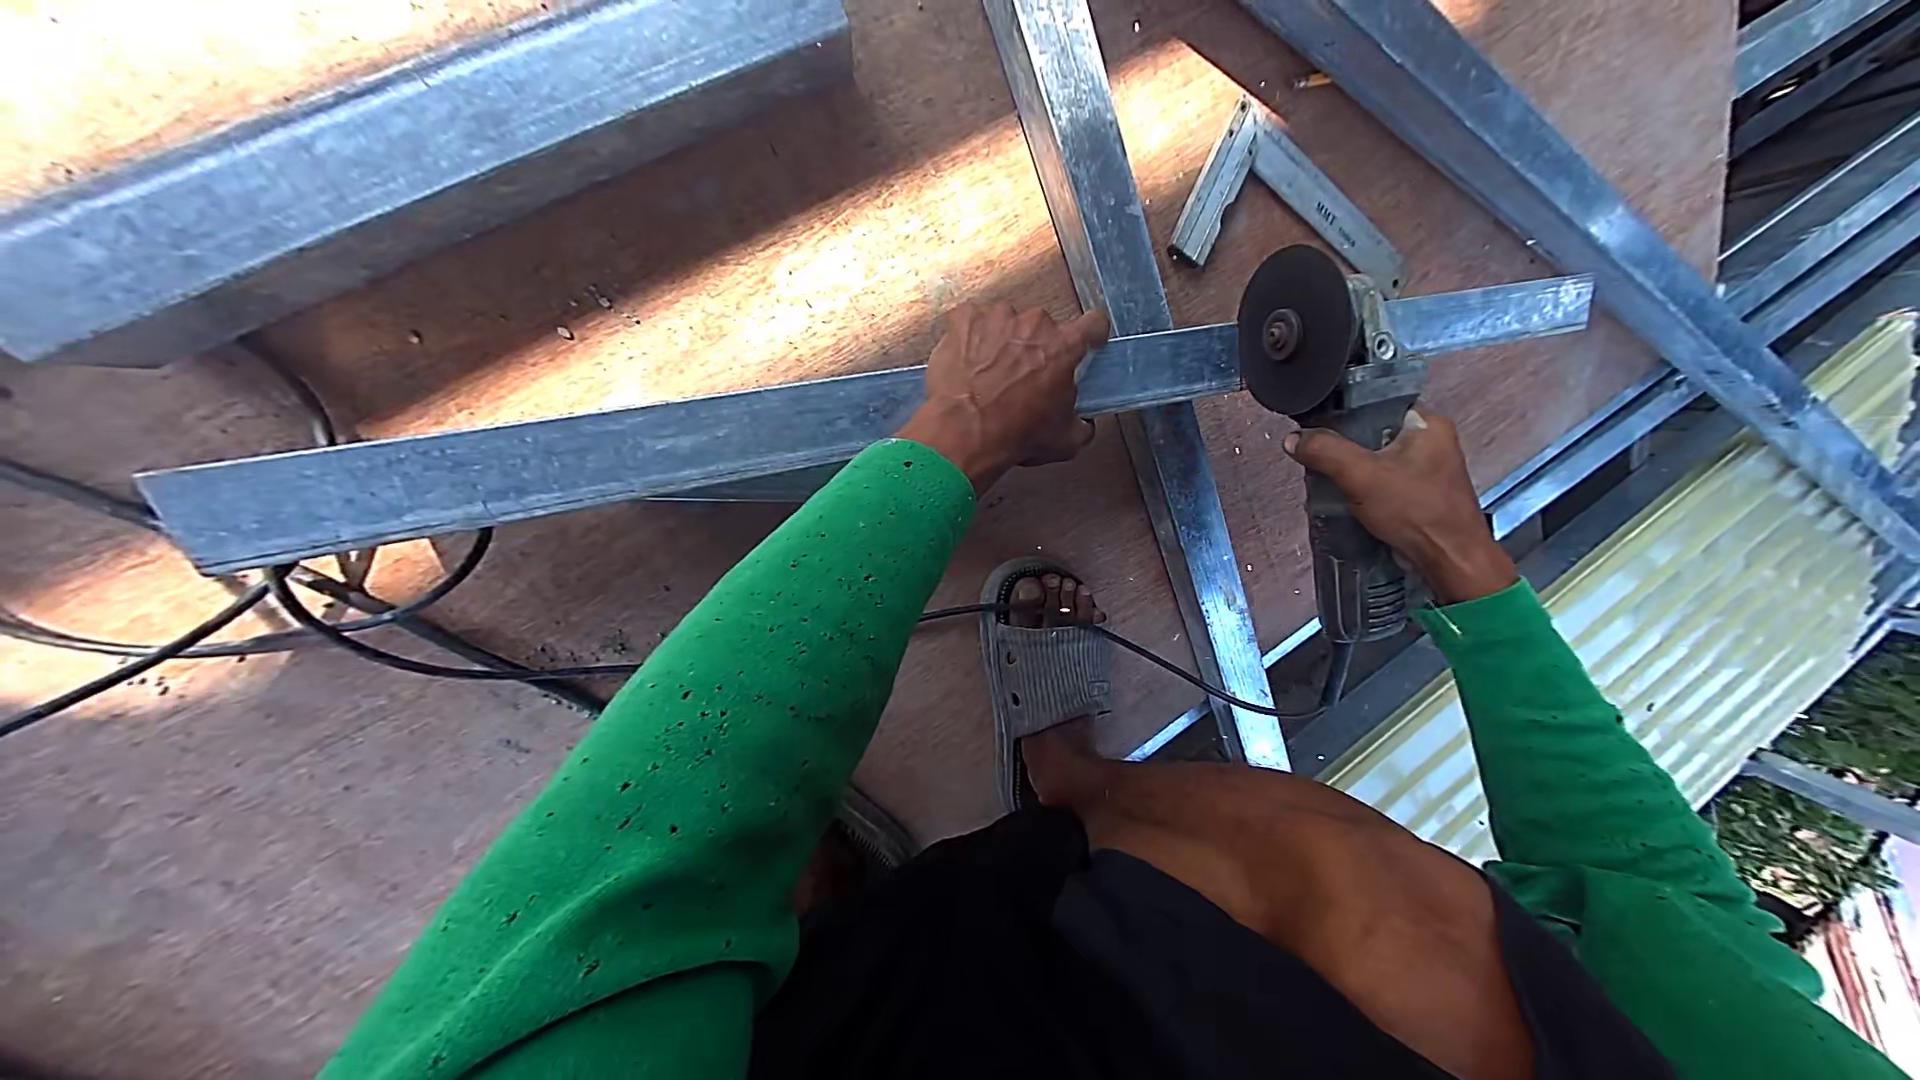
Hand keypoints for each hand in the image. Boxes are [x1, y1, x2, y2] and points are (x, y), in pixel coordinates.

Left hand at [896, 303, 1109, 492]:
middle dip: (1035, 347)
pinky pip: (972, 321)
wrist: (963, 432)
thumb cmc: (1014, 435)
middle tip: (1021, 376)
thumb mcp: (1065, 440)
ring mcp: (997, 317)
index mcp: (1064, 348)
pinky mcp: (964, 319)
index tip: (1084, 343)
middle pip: (1042, 327)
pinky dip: (970, 338)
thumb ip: (1082, 424)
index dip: (1090, 334)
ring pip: (1006, 322)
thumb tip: (1082, 421)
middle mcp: (1034, 323)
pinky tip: (966, 363)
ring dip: (1002, 341)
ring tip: (988, 373)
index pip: (1093, 324)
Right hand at [1284, 409, 1517, 604]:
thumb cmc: (1414, 510)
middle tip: (1317, 459)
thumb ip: (1324, 451)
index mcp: (1428, 424)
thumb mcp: (1361, 475)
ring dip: (1346, 470)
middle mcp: (1430, 440)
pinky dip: (1357, 487)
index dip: (1342, 413)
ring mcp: (1424, 468)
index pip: (1376, 404)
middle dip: (1339, 448)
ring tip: (1323, 480)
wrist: (1447, 559)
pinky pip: (1377, 479)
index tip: (1315, 429)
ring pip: (1370, 458)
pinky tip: (1340, 497)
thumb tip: (1293, 439)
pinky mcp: (1415, 492)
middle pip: (1369, 432)